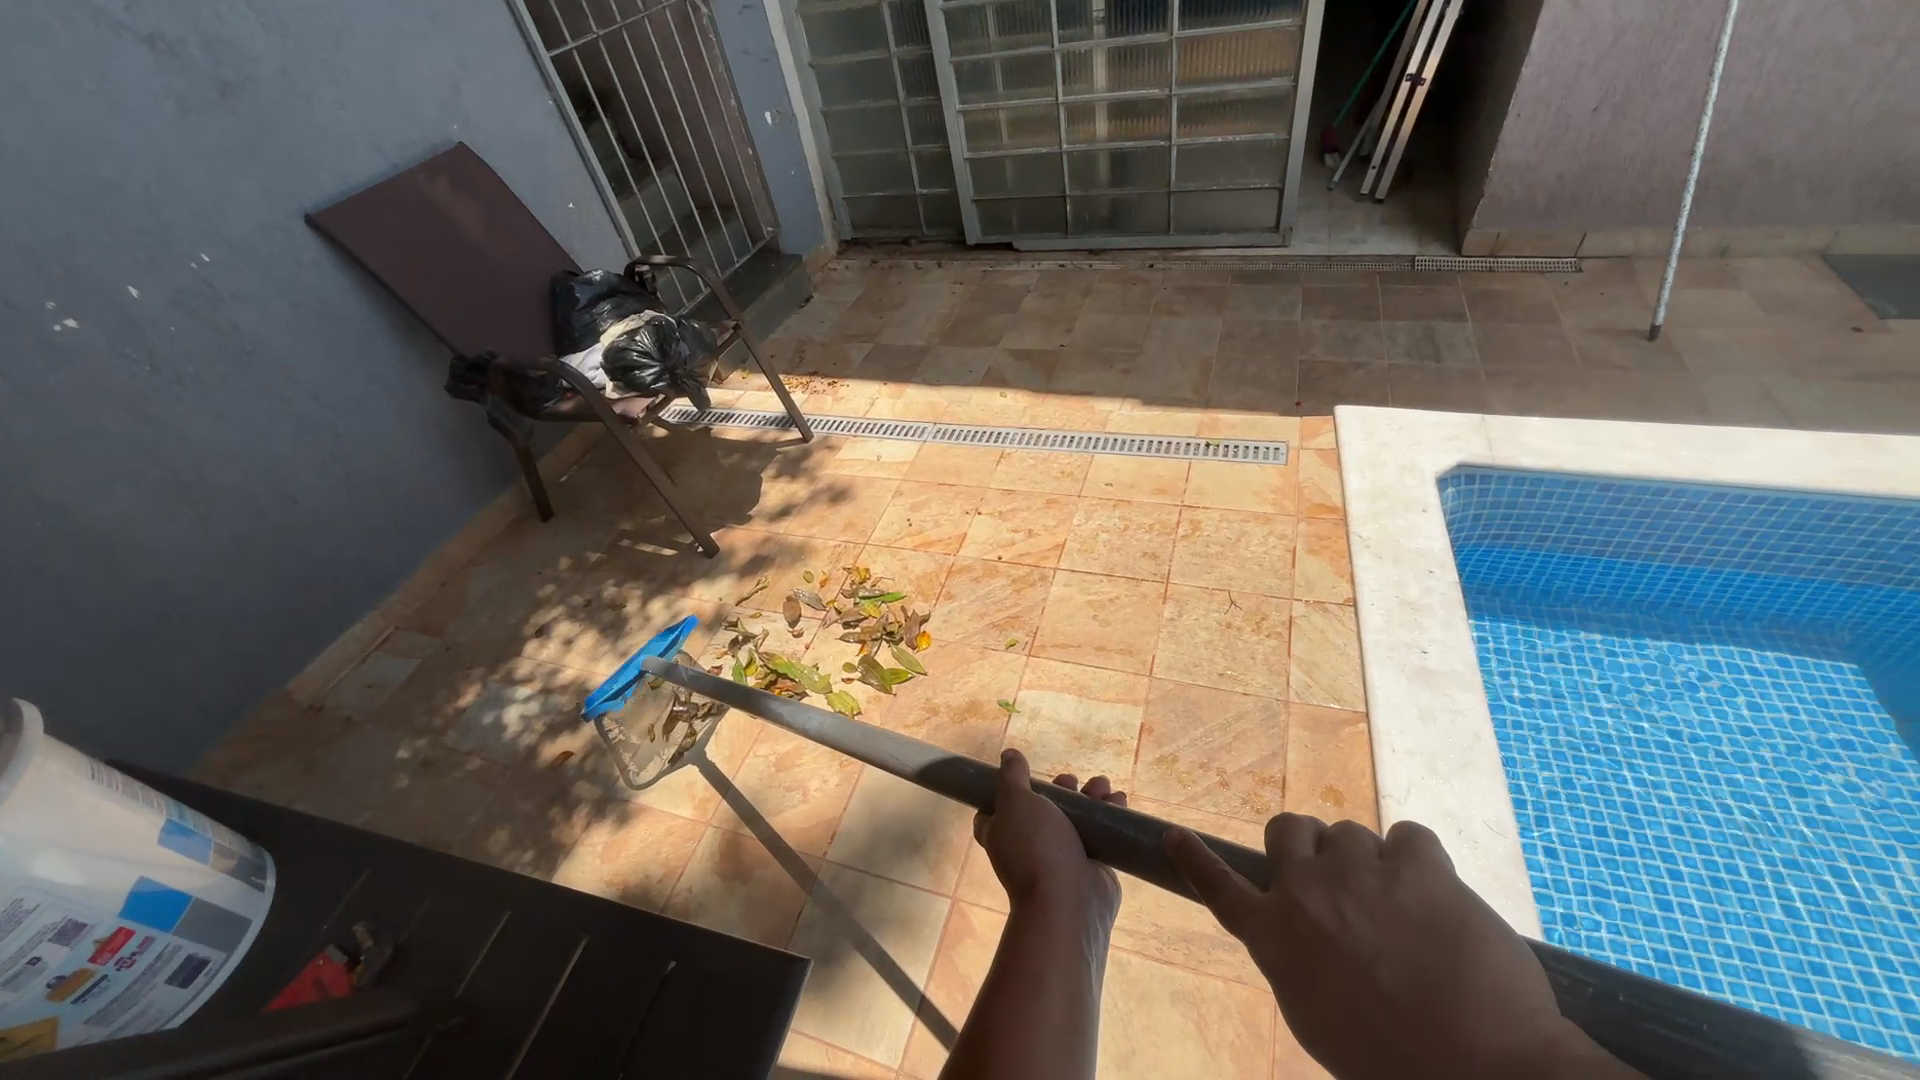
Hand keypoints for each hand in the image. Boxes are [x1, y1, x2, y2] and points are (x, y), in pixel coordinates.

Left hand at [974, 748, 1124, 923]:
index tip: (1025, 776)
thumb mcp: (1015, 802)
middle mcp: (1028, 844)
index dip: (1009, 792)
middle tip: (1073, 780)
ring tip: (1104, 786)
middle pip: (1044, 807)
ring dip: (1090, 797)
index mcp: (1002, 831)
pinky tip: (1119, 802)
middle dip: (1061, 789)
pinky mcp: (1090, 864)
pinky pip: (1099, 834)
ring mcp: (1060, 856)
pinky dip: (1109, 815)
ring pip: (1075, 818)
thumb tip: (1008, 755)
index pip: (996, 811)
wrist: (1067, 900)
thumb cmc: (1034, 846)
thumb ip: (1012, 777)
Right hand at [1166, 815, 1639, 1079]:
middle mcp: (1305, 892)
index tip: (1174, 834)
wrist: (1477, 1067)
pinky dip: (1421, 859)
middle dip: (1307, 843)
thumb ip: (1297, 960)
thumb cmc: (1386, 1060)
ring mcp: (1359, 873)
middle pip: (1287, 828)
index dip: (1194, 858)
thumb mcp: (1316, 1015)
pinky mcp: (1419, 867)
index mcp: (1274, 936)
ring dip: (1369, 858)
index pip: (1218, 885)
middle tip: (1337, 874)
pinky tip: (1437, 894)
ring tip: (1401, 901)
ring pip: (1350, 831)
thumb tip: (1305, 934)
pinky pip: (1409, 834)